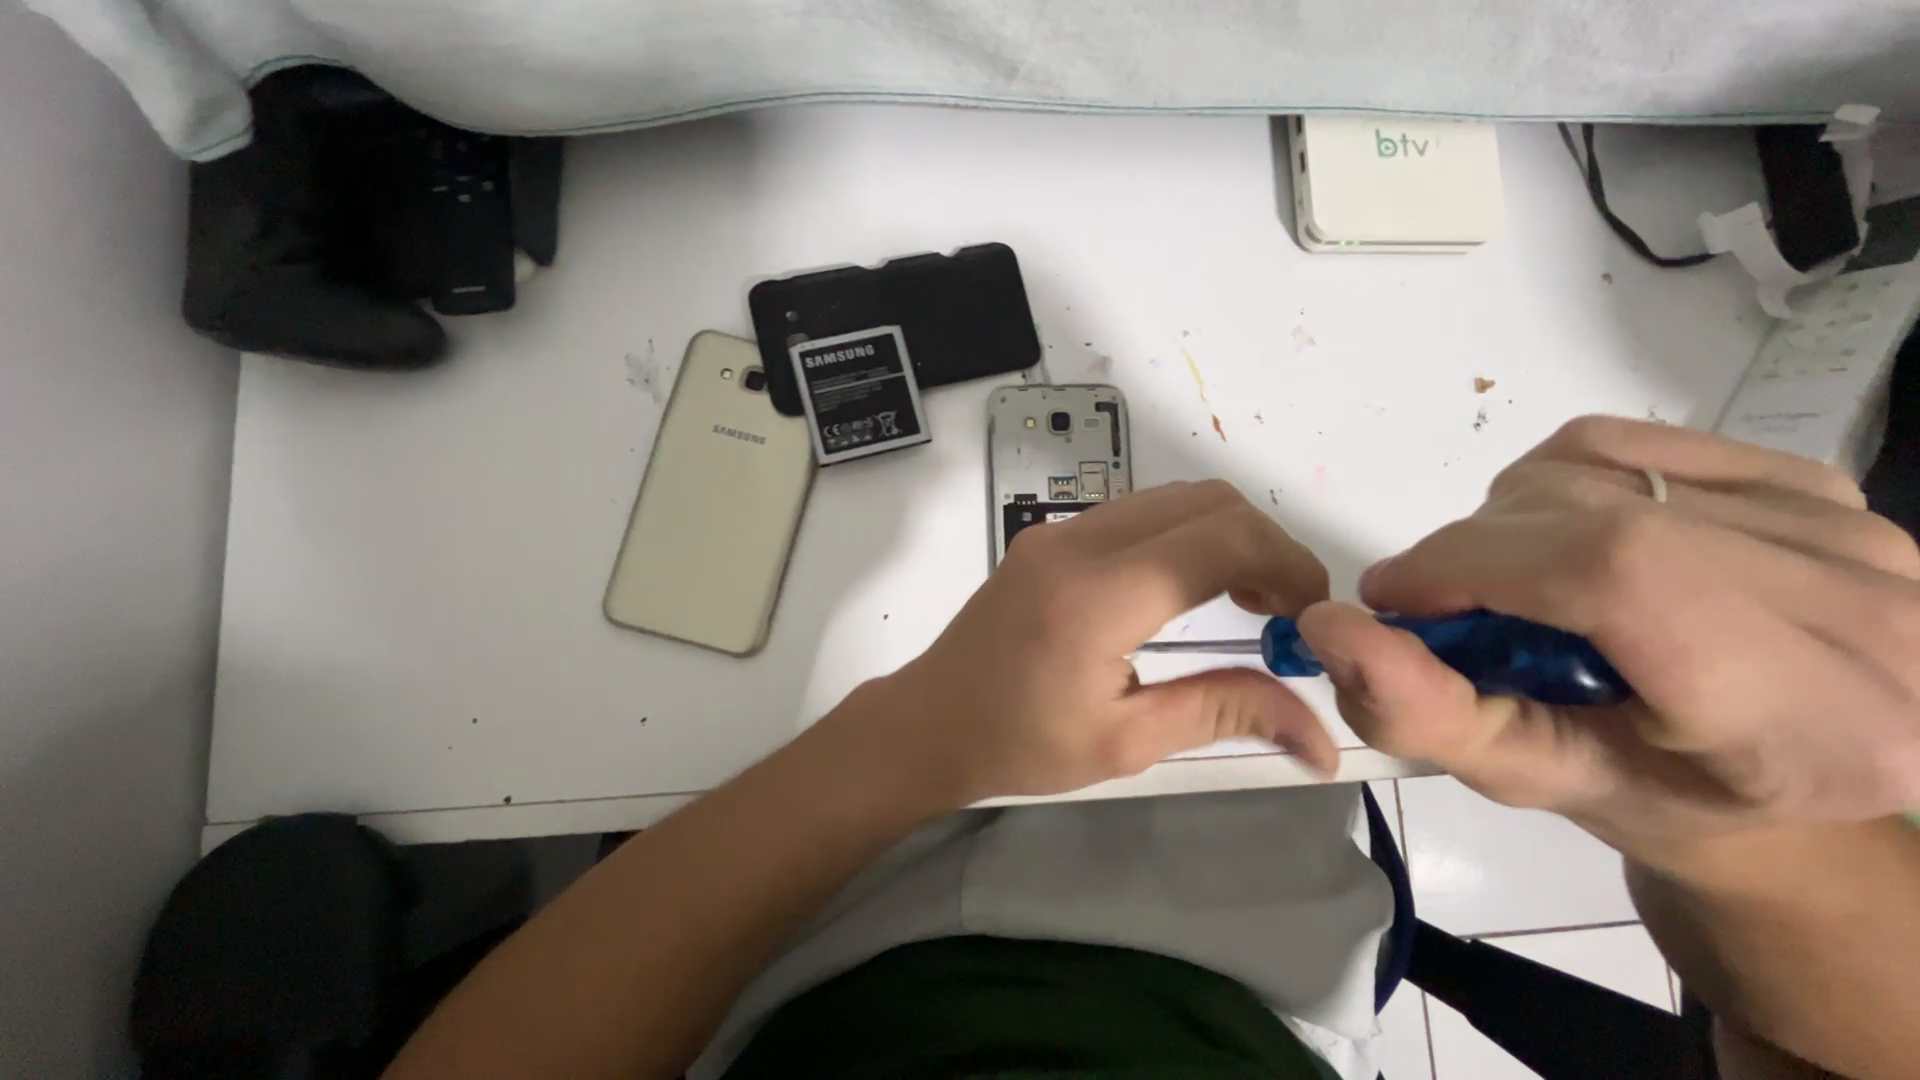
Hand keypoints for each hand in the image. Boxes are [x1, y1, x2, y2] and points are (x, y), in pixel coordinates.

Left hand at [845, 480, 1338, 803]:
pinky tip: (1191, 589)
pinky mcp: (1049, 536)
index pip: (1221, 538)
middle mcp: (1077, 544)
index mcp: (1096, 598)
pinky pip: (1138, 513)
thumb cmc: (1018, 745)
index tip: (1308, 615)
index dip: (1286, 564)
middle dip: (1264, 546)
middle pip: (1206, 502)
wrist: (929, 722)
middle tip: (1283, 612)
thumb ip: (1223, 712)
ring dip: (1225, 537)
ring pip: (1173, 499)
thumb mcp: (1125, 743)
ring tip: (1246, 602)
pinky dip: (1185, 536)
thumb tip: (1320, 734)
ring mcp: (1058, 531)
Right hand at [1297, 417, 1919, 863]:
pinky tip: (1560, 543)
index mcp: (1806, 714)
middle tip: (1446, 614)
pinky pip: (1613, 443)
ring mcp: (1840, 522)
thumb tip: (1325, 627)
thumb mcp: (1526, 779)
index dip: (1472, 565)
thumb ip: (1421, 714)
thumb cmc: (1648, 794)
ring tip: (1517, 589)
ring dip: (1503, 523)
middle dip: (1470, 553)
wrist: (1774, 764)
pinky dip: (1545, 487)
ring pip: (1585, 467)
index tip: (1394, 602)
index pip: (1614, 572)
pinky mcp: (1804, 475)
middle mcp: (1858, 602)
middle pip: (1588, 511)